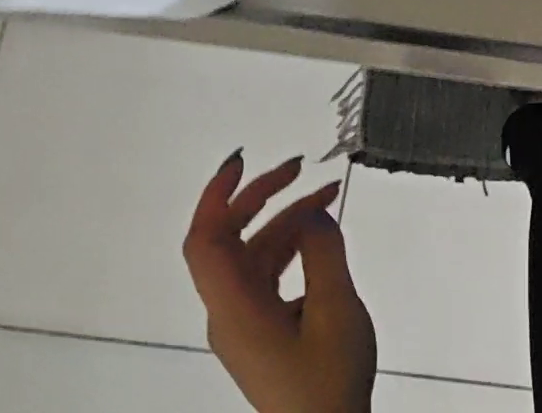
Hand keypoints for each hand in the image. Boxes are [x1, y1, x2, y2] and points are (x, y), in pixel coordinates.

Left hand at [184, 153, 375, 412]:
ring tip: (329, 191)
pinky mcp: (263, 328)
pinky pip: (269, 272)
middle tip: (300, 166)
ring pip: (255, 253)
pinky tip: (323, 233)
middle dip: (261, 196)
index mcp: (235, 310)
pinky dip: (294, 244)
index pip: (205, 242)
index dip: (217, 196)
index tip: (243, 160)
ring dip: (288, 218)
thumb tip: (312, 211)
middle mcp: (230, 312)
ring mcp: (245, 321)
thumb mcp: (336, 310)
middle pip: (229, 240)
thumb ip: (323, 253)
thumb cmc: (328, 380)